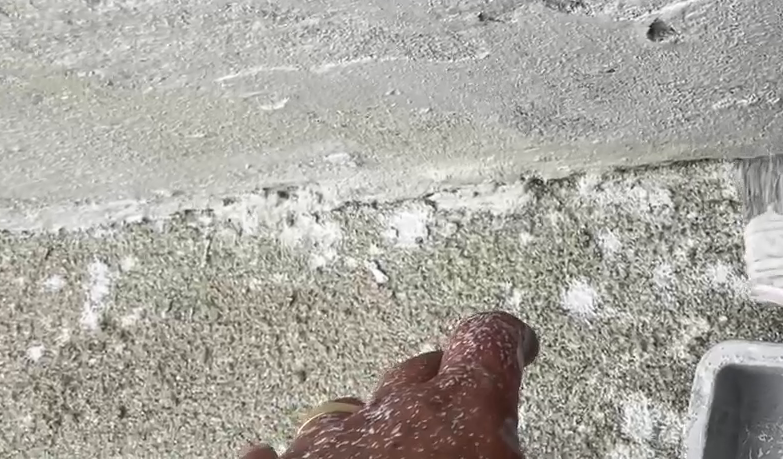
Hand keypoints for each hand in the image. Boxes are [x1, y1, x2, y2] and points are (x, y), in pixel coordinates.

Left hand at [240, 312, 539, 458]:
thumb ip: (510, 451)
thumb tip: (515, 450)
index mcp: (468, 403)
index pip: (489, 337)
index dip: (506, 340)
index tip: (514, 346)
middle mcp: (400, 410)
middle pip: (419, 369)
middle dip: (434, 384)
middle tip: (447, 412)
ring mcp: (330, 446)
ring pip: (347, 413)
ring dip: (365, 429)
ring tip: (376, 453)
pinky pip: (268, 455)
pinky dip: (274, 457)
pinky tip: (267, 457)